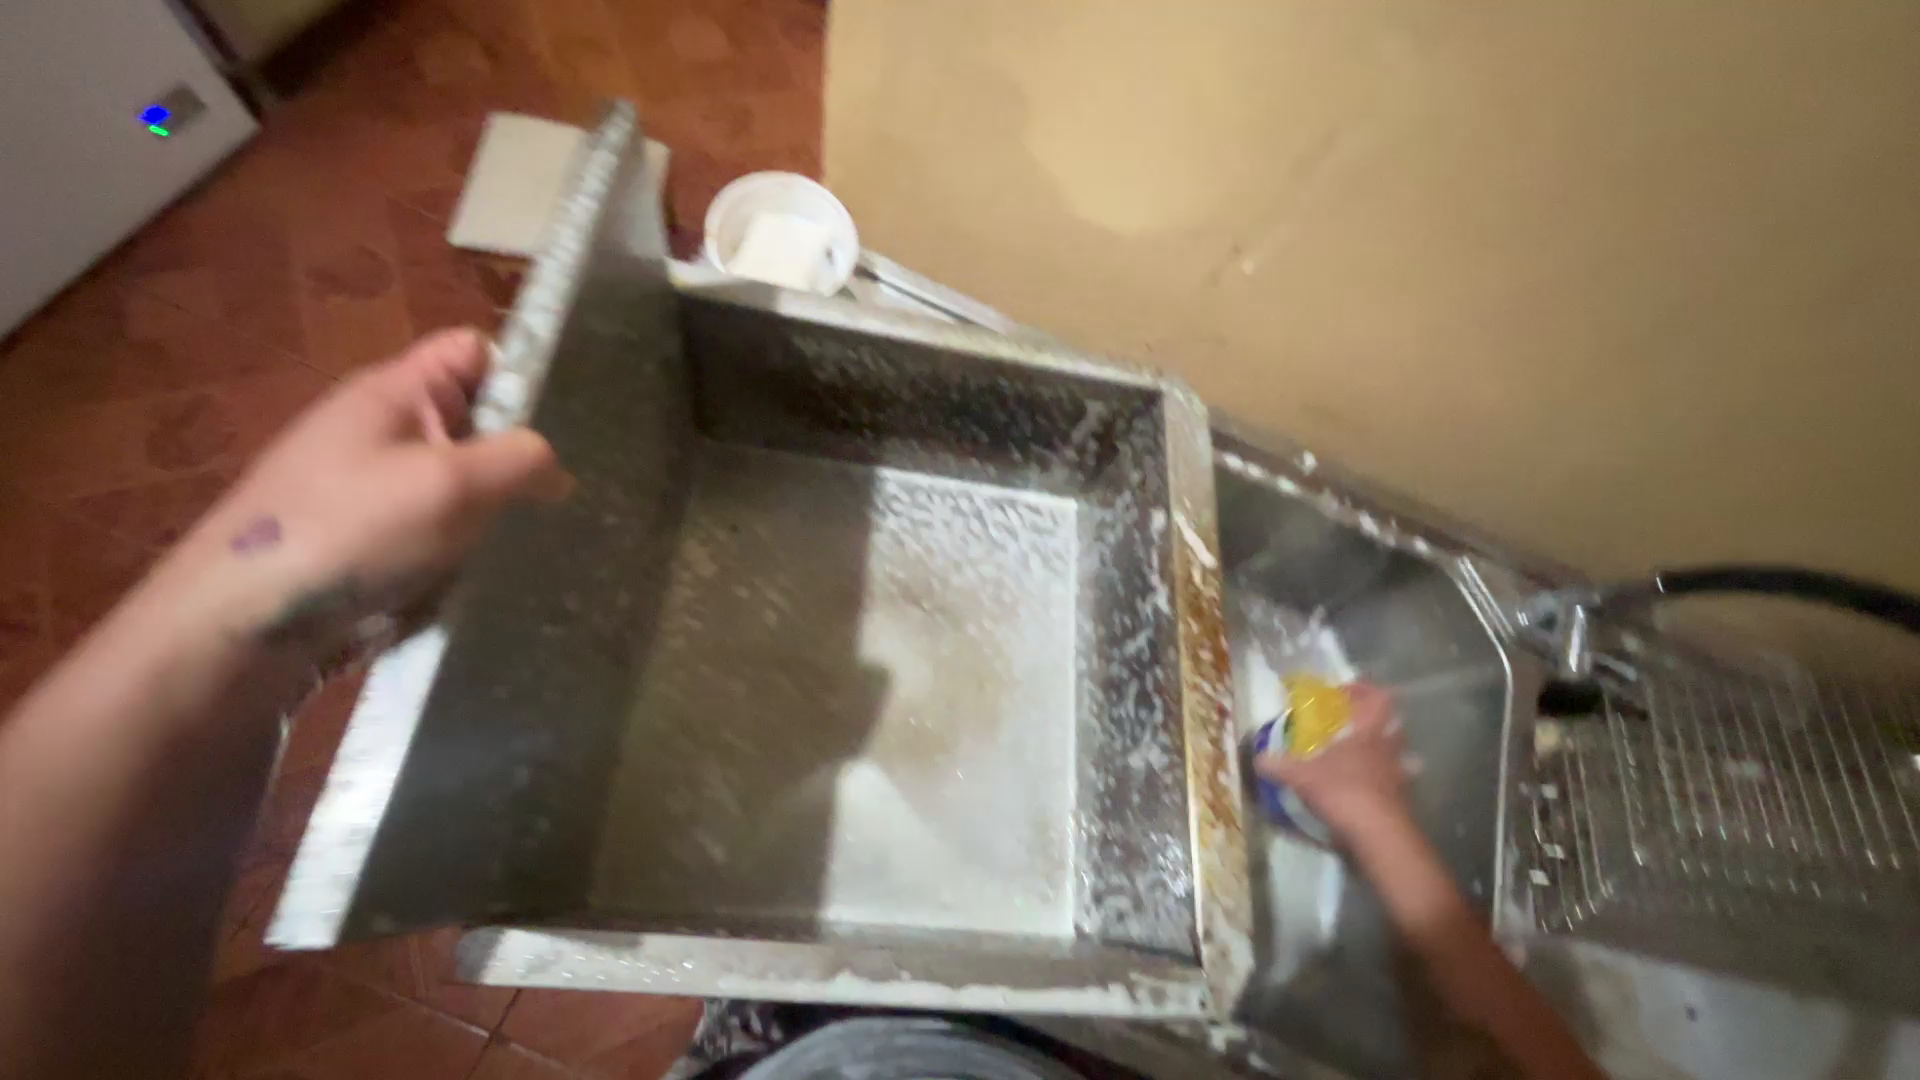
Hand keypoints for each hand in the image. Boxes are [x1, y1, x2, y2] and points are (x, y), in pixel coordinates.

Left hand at [151, 328, 569, 660]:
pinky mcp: (389, 539)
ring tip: (554, 529)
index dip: (525, 370)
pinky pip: (456, 525)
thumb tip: (559, 472)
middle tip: (578, 482)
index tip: (575, 414)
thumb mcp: (448, 483)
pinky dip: (483, 539)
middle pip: (482, 419)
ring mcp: (389, 487)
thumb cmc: (348, 530)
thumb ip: (521, 461)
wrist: (245, 623)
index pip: (475, 351)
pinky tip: (511, 562)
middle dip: (528, 447)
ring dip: (509, 503)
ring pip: (474, 479)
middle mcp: (392, 430)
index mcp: (397, 392)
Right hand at [1255, 682, 1411, 838]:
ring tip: (1363, 759)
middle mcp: (1389, 750)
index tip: (1343, 693)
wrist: (1379, 836)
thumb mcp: (1301, 776)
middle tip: (1351, 727)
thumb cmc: (1343, 792)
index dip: (1364, 691)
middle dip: (1374, 722)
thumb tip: (1258, 758)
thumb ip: (1279, 765)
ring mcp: (1400, 776)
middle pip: (1393, 725)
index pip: (1379, 699)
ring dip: (1384, 753)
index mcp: (1368, 733)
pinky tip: (1365, 791)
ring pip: (1400, 755)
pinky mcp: (1403, 802)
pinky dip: (1383, 783)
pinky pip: (1395, 784)